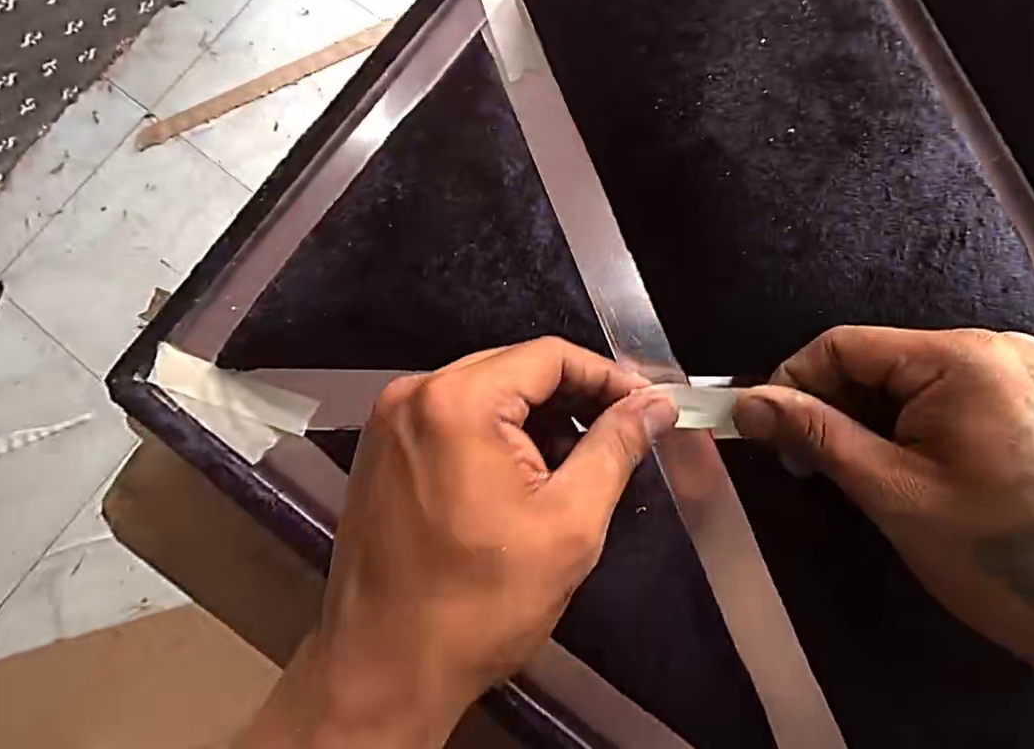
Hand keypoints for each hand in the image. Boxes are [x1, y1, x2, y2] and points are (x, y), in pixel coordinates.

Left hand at [240, 338, 678, 748]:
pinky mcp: (385, 445)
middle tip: (619, 428)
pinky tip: (529, 469)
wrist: (379, 677)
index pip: (549, 355)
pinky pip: (459, 411)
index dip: (604, 375)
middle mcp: (416, 394)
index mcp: (458, 402)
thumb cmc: (477, 606)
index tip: (641, 403)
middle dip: (575, 395)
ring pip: (491, 387)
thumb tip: (654, 406)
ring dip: (540, 414)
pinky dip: (501, 429)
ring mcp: (394, 419)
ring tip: (578, 456)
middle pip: (518, 366)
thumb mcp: (569, 523)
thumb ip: (616, 447)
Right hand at [732, 327, 1033, 748]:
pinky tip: (915, 471)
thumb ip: (817, 437)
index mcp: (961, 357)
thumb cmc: (1012, 562)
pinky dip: (916, 427)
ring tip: (864, 476)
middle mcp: (995, 345)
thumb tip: (745, 403)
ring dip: (875, 422)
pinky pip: (952, 396)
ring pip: (914, 381)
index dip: (794, 382)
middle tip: (811, 466)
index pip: (845, 345)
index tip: (765, 430)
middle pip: (881, 361)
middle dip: (836, 407)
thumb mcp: (898, 497)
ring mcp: (1024, 370)